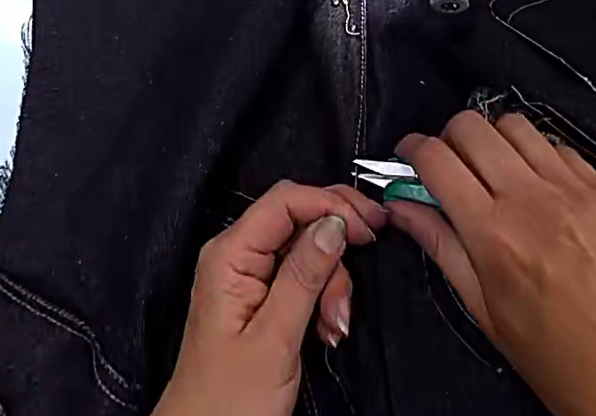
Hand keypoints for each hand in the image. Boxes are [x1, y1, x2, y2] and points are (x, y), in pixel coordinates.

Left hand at [154, 181, 385, 415]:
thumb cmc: (226, 405)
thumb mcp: (273, 339)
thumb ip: (304, 275)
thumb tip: (334, 222)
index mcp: (230, 254)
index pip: (285, 200)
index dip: (330, 203)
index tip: (366, 225)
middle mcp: (238, 253)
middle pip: (299, 215)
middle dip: (336, 239)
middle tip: (369, 247)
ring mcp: (249, 272)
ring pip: (308, 245)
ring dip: (333, 278)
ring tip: (337, 322)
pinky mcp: (262, 293)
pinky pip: (303, 272)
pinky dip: (324, 293)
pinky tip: (329, 325)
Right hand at [389, 113, 595, 415]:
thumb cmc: (564, 362)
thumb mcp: (487, 312)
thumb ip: (441, 246)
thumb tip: (403, 208)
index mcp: (494, 236)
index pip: (436, 159)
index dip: (412, 148)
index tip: (409, 153)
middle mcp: (532, 200)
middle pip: (471, 126)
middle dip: (449, 136)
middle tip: (451, 163)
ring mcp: (574, 189)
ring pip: (515, 124)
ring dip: (494, 139)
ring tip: (497, 170)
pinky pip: (561, 146)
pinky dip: (540, 156)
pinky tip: (542, 186)